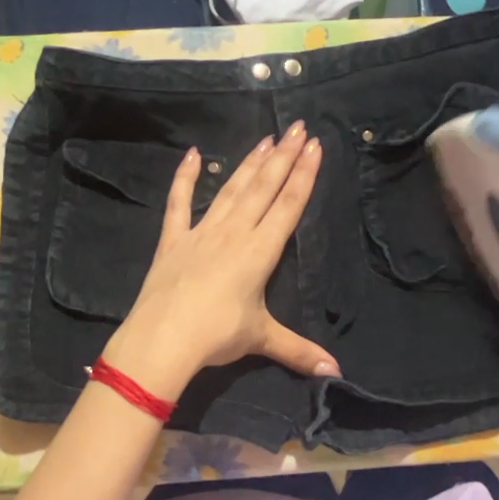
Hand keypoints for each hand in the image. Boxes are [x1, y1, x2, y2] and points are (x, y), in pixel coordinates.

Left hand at [101, 122, 339, 398]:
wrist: (163, 338)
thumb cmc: (216, 335)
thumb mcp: (262, 339)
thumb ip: (299, 350)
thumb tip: (335, 372)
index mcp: (259, 251)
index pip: (288, 206)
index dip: (304, 175)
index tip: (315, 147)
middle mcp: (234, 232)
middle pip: (263, 188)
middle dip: (284, 157)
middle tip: (297, 127)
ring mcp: (201, 232)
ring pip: (231, 189)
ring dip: (249, 163)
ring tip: (266, 138)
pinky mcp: (173, 239)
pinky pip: (180, 202)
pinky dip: (184, 178)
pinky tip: (192, 154)